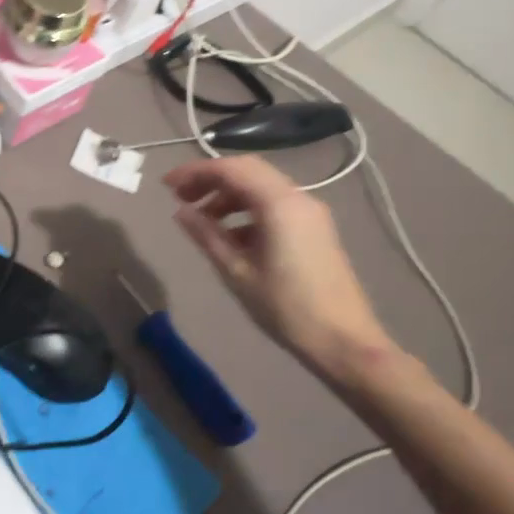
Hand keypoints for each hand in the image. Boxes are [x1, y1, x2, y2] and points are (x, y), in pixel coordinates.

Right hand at [164, 156, 398, 380]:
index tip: (166, 185)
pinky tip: (230, 235)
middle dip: (211, 179)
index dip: (195, 172)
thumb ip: (207, 235)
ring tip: (201, 218)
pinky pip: (274, 205)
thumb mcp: (237, 272)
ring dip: (228, 194)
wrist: (346, 343)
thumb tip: (180, 212)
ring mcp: (310, 213)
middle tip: (180, 197)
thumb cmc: (287, 308)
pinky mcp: (315, 229)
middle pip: (247, 171)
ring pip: (261, 187)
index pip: (231, 169)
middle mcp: (298, 198)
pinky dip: (247, 209)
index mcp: (279, 204)